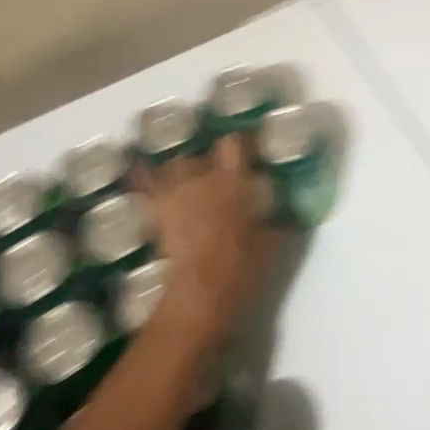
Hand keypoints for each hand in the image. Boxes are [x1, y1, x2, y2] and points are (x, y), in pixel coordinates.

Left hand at [132, 135, 280, 345]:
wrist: (203, 285)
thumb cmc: (243, 264)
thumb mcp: (271, 244)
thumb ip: (277, 224)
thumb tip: (289, 218)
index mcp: (235, 180)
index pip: (235, 143)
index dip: (239, 144)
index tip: (246, 150)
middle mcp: (203, 176)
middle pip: (202, 155)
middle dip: (209, 163)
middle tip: (219, 178)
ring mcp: (176, 190)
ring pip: (175, 164)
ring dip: (182, 170)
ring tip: (188, 182)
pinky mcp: (156, 207)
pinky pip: (143, 182)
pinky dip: (141, 176)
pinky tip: (139, 172)